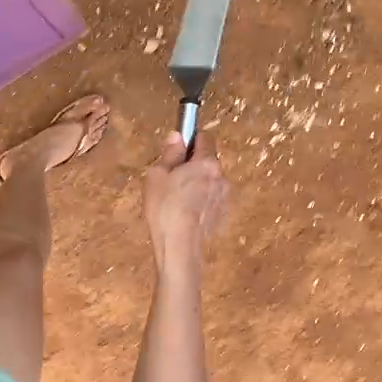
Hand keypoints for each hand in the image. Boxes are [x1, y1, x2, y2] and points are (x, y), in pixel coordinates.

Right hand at [143, 131, 227, 272]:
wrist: (179, 246)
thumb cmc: (165, 206)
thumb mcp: (157, 175)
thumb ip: (170, 153)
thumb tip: (177, 136)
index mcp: (207, 162)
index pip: (205, 137)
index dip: (190, 140)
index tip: (176, 150)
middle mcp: (221, 177)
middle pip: (207, 161)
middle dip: (192, 165)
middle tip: (170, 178)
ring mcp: (224, 197)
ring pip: (209, 182)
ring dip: (196, 184)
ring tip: (175, 199)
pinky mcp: (221, 215)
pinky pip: (209, 199)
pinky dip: (199, 201)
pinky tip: (184, 213)